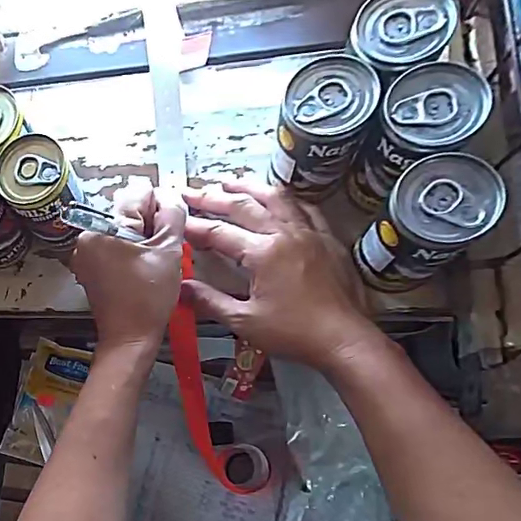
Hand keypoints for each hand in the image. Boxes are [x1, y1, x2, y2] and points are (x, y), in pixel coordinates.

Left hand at [70, 182, 186, 351]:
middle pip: (128, 213)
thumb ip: (172, 215)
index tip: (170, 231)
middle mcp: (87, 236)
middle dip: (151, 226)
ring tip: (155, 264)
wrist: (129, 338)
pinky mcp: (90, 270)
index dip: (162, 208)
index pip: (139, 194)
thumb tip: (170, 196)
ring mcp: (85, 255)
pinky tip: (143, 272)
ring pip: (123, 231)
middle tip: (164, 251)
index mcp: (102, 227)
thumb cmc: (148, 298)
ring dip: (143, 241)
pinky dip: (131, 255)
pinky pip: (115, 249)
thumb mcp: (168, 251)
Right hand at [181, 180, 382, 370]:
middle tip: (192, 191)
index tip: (177, 222)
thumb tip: (182, 290)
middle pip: (245, 206)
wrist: (343, 338)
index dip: (195, 227)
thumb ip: (211, 302)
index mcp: (264, 253)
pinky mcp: (327, 240)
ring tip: (229, 181)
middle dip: (213, 197)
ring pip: (276, 198)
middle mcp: (287, 234)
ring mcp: (310, 233)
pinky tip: (277, 197)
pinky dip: (286, 199)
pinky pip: (304, 208)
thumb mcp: (245, 321)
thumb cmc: (295, 333)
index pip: (220, 233)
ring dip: (249, 187)